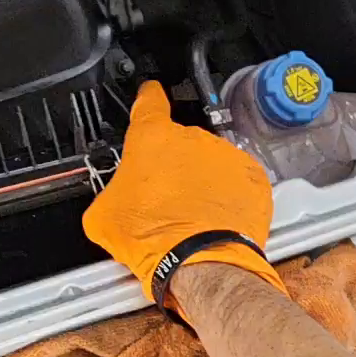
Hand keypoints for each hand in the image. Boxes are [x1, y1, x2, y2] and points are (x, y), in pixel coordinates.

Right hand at [84, 81, 284, 304]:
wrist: (201, 262)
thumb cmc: (152, 238)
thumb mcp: (104, 217)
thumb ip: (110, 192)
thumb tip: (114, 199)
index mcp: (153, 138)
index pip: (149, 103)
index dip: (148, 98)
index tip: (150, 94)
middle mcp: (193, 138)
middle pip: (180, 142)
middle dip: (173, 164)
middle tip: (165, 197)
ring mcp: (226, 155)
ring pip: (210, 162)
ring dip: (203, 180)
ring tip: (192, 213)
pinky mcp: (252, 176)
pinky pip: (238, 179)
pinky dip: (229, 194)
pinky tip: (216, 216)